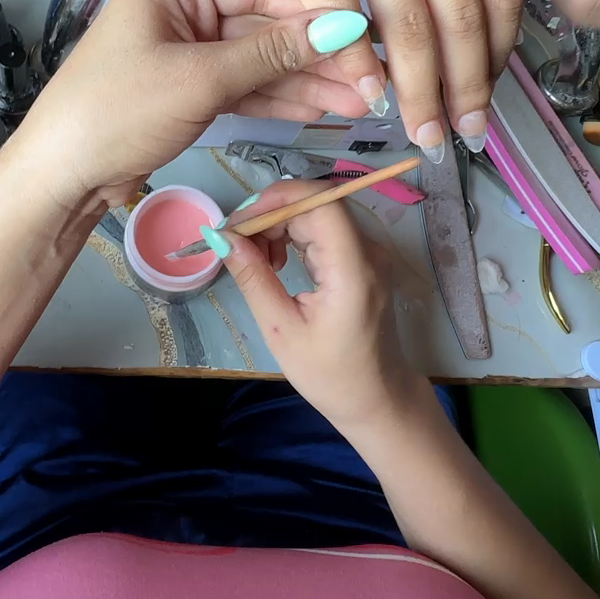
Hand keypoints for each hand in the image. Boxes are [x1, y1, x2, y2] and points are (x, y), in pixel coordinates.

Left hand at [5, 0, 368, 209]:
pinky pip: (243, 87)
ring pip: (258, 62)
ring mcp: (187, 50)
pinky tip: (321, 109)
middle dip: (316, 56)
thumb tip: (341, 28)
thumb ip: (271, 54)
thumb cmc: (119, 111)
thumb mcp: (199, 78)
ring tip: (360, 102)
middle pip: (264, 27)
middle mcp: (183, 8)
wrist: (63, 176)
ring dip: (305, 83)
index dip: (316, 14)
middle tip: (372, 79)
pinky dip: (277, 100)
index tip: (366, 38)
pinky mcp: (190, 88)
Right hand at [219, 180, 431, 434]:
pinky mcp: (361, 257)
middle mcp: (367, 250)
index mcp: (352, 270)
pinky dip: (292, 234)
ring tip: (255, 257)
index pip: (321, 202)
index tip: (239, 221)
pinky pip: (322, 228)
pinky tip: (275, 261)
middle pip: (316, 204)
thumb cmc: (331, 375)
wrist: (378, 398)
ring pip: (316, 211)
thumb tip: (222, 237)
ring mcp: (367, 252)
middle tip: (237, 241)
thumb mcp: (282, 330)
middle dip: (271, 213)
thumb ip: (254, 278)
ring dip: (279, 223)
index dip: (278, 199)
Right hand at [233, 0, 523, 162]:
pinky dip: (358, 62)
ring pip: (406, 24)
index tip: (486, 101)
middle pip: (457, 17)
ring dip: (417, 90)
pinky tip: (369, 95)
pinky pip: (343, 15)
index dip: (498, 60)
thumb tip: (471, 62)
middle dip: (463, 89)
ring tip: (422, 131)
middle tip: (461, 134)